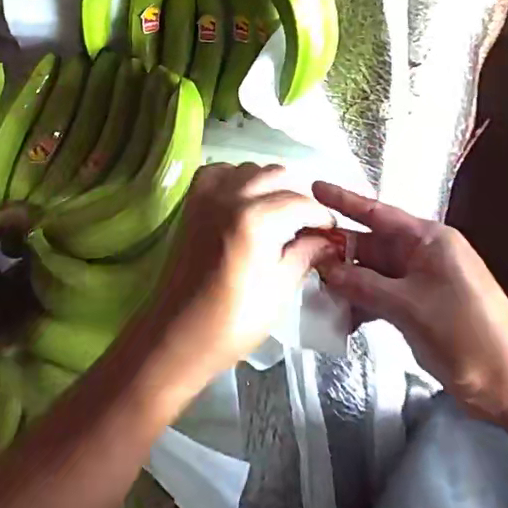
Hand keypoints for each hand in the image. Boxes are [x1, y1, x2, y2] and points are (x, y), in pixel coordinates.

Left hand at [145, 164, 343, 377]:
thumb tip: (327, 240)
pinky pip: (220, 172)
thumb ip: (305, 254)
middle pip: (277, 176)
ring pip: (250, 169)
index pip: (301, 203)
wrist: (176, 337)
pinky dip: (237, 179)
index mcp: (256, 219)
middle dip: (297, 197)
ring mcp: (207, 196)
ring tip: (279, 213)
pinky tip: (245, 201)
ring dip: (269, 185)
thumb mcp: (279, 290)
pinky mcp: (192, 203)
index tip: (330, 231)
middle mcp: (231, 196)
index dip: (320, 217)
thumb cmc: (231, 322)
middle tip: (306, 225)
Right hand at [313, 182, 507, 424]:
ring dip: (349, 283)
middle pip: (372, 244)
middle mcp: (424, 253)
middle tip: (298, 253)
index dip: (344, 200)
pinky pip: (385, 295)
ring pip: (375, 272)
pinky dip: (365, 305)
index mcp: (428, 239)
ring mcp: (424, 281)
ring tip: (312, 293)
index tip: (314, 187)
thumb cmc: (466, 333)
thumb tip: (326, 267)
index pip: (377, 212)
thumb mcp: (410, 307)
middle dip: (338, 251)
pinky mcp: (423, 307)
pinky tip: (342, 321)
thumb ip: (365, 285)